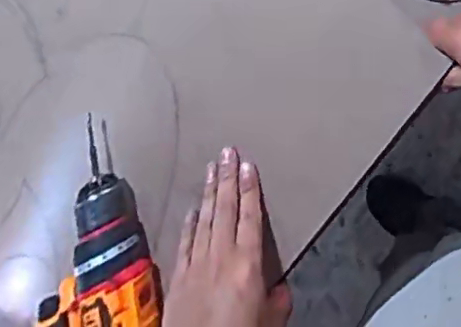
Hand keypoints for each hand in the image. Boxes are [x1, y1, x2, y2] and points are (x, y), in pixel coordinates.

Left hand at [164, 147, 291, 326]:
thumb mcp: (268, 324)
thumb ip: (277, 302)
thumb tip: (282, 288)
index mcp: (247, 263)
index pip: (250, 216)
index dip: (250, 189)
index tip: (248, 165)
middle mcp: (222, 256)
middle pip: (225, 208)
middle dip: (227, 177)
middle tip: (227, 151)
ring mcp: (197, 264)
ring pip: (204, 218)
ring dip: (208, 191)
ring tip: (211, 167)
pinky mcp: (178, 277)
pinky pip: (185, 242)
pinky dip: (189, 223)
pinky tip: (192, 209)